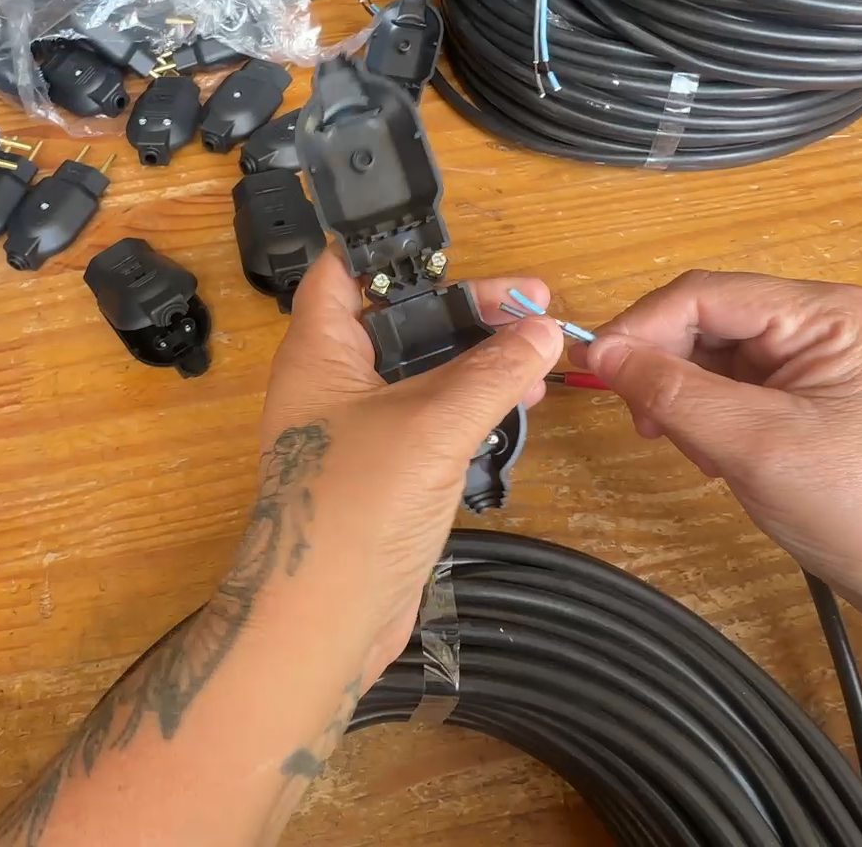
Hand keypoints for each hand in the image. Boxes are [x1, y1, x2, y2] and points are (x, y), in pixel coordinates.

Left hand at [235, 251, 564, 677]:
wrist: (327, 616)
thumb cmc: (360, 502)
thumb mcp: (429, 426)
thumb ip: (488, 374)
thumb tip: (542, 330)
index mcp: (319, 351)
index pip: (343, 273)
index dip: (389, 250)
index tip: (454, 244)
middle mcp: (333, 379)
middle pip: (399, 318)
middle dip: (463, 307)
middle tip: (533, 300)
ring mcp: (358, 424)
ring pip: (421, 369)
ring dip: (476, 357)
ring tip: (540, 349)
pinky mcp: (384, 464)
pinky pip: (430, 415)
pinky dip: (470, 403)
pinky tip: (521, 401)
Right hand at [576, 271, 861, 629]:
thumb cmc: (856, 508)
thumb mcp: (752, 444)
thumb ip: (670, 390)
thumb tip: (597, 350)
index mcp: (830, 315)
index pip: (705, 295)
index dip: (641, 325)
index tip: (594, 365)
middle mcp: (821, 320)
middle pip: (704, 319)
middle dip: (662, 366)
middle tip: (643, 422)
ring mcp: (811, 353)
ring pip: (706, 351)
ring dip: (678, 395)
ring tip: (686, 447)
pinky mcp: (799, 385)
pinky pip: (723, 380)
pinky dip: (699, 411)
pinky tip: (708, 449)